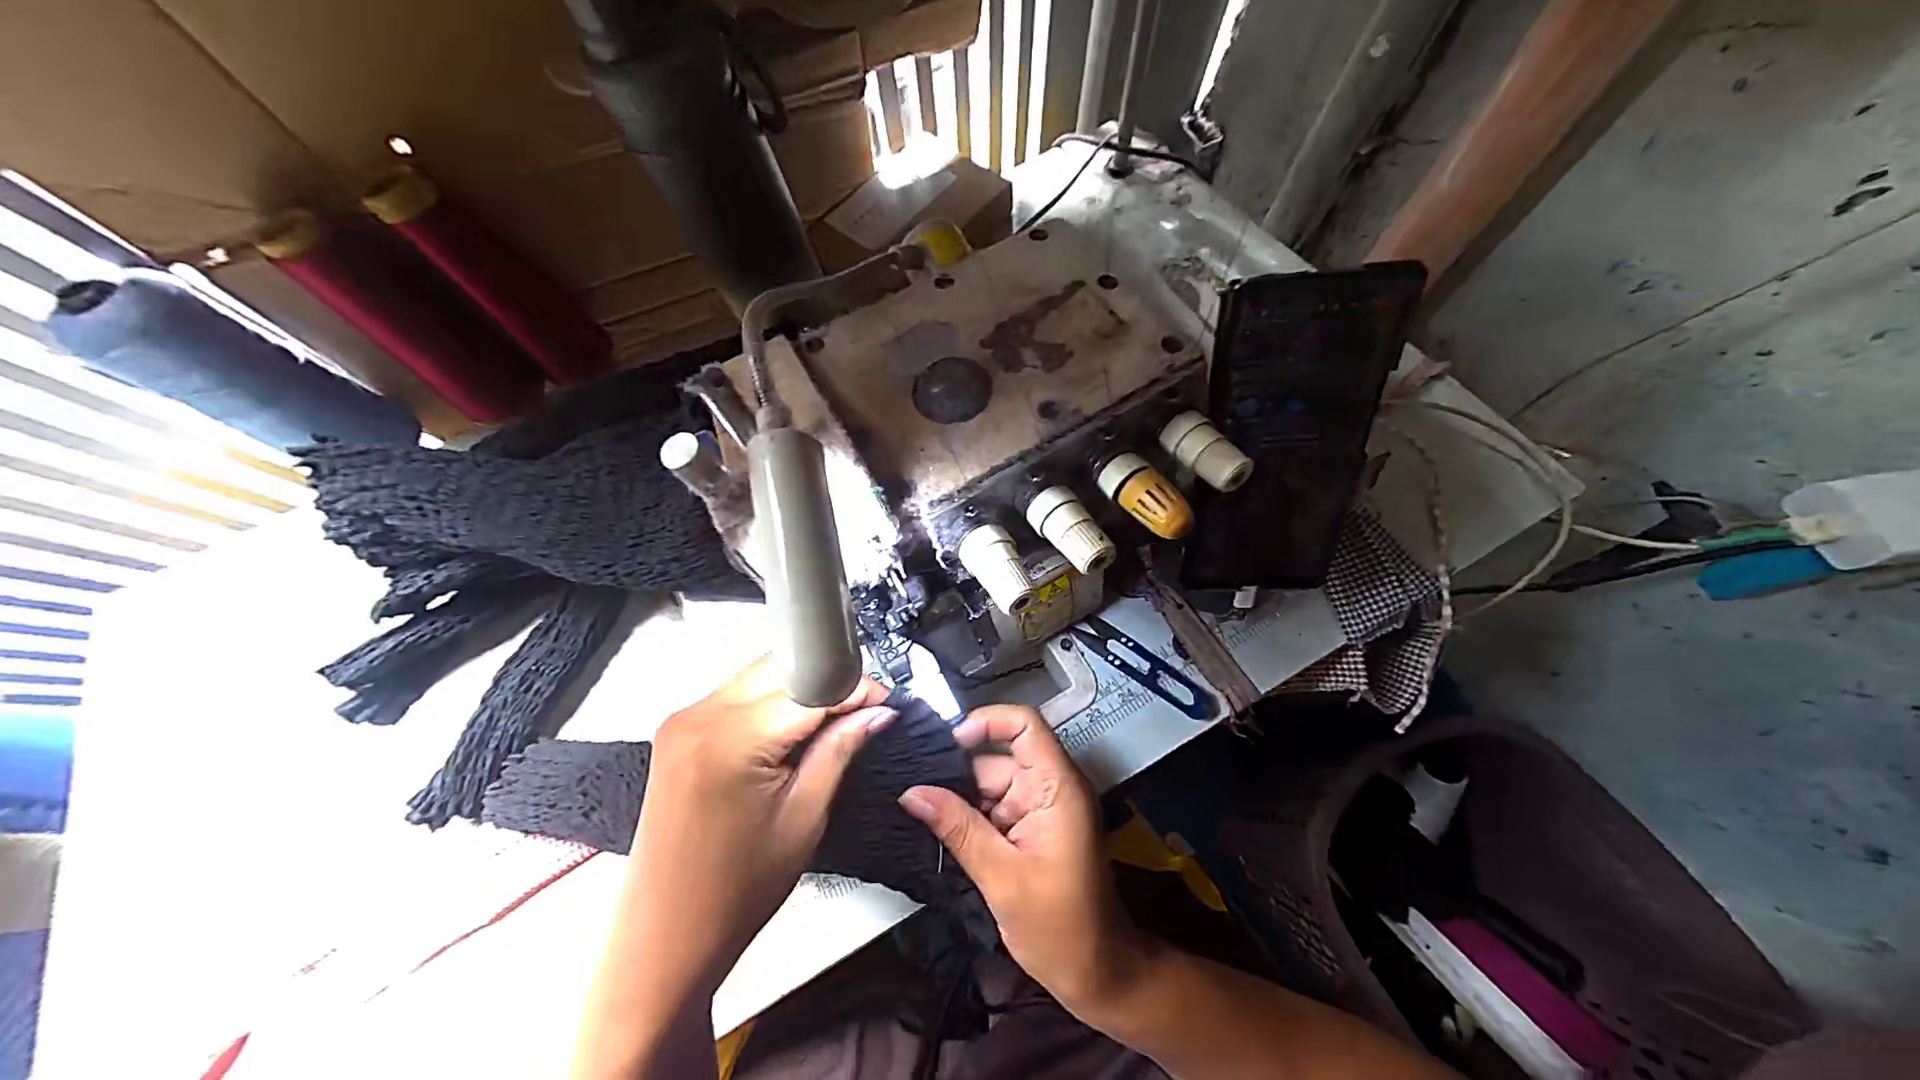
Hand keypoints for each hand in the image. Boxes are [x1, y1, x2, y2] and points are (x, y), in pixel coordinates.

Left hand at [625, 655, 897, 993]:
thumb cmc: (728, 895)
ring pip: (760, 674)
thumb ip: (840, 750)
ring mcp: (682, 723)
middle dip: (828, 682)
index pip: (811, 683)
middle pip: (783, 666)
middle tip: (860, 714)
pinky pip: (736, 695)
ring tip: (824, 731)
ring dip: (799, 690)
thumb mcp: (804, 818)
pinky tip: (787, 736)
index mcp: (731, 740)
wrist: (665, 936)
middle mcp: (698, 719)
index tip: (881, 704)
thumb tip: (874, 714)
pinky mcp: (676, 732)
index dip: (855, 689)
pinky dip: (769, 703)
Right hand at [896, 705, 1147, 1018]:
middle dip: (957, 773)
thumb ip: (957, 828)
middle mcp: (1050, 788)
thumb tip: (913, 793)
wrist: (1096, 972)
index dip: (986, 722)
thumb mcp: (1002, 877)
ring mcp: (1040, 808)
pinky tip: (941, 829)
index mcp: (1057, 788)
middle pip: (998, 757)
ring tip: (922, 813)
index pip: (1025, 725)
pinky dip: (969, 817)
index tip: (947, 743)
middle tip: (916, 791)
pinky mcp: (1031, 827)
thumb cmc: (1062, 929)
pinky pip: (994, 807)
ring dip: (960, 799)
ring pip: (990, 784)